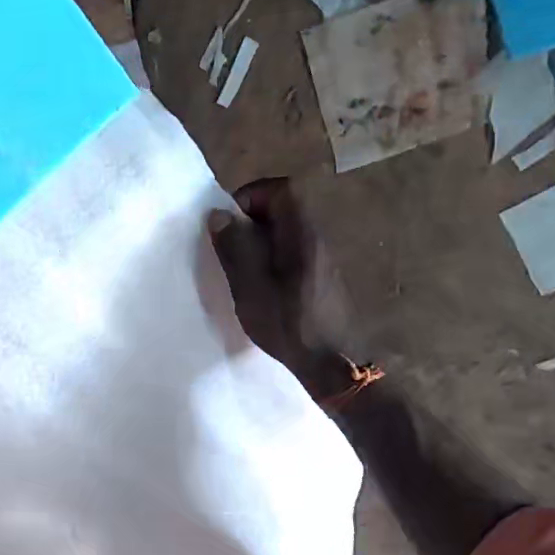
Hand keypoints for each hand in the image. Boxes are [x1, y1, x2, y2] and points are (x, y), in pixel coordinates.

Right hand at [210, 178, 350, 396]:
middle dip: (250, 220)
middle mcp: (316, 237)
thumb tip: (219, 215)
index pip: (280, 189)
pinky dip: (272, 258)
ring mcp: (321, 257)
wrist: (335, 365)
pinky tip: (261, 288)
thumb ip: (234, 247)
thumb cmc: (291, 324)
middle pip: (282, 207)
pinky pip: (292, 251)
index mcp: (301, 233)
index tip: (229, 221)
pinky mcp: (321, 277)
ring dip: (259, 241)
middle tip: (230, 247)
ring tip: (241, 270)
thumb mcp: (252, 287)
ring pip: (285, 231)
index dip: (250, 195)